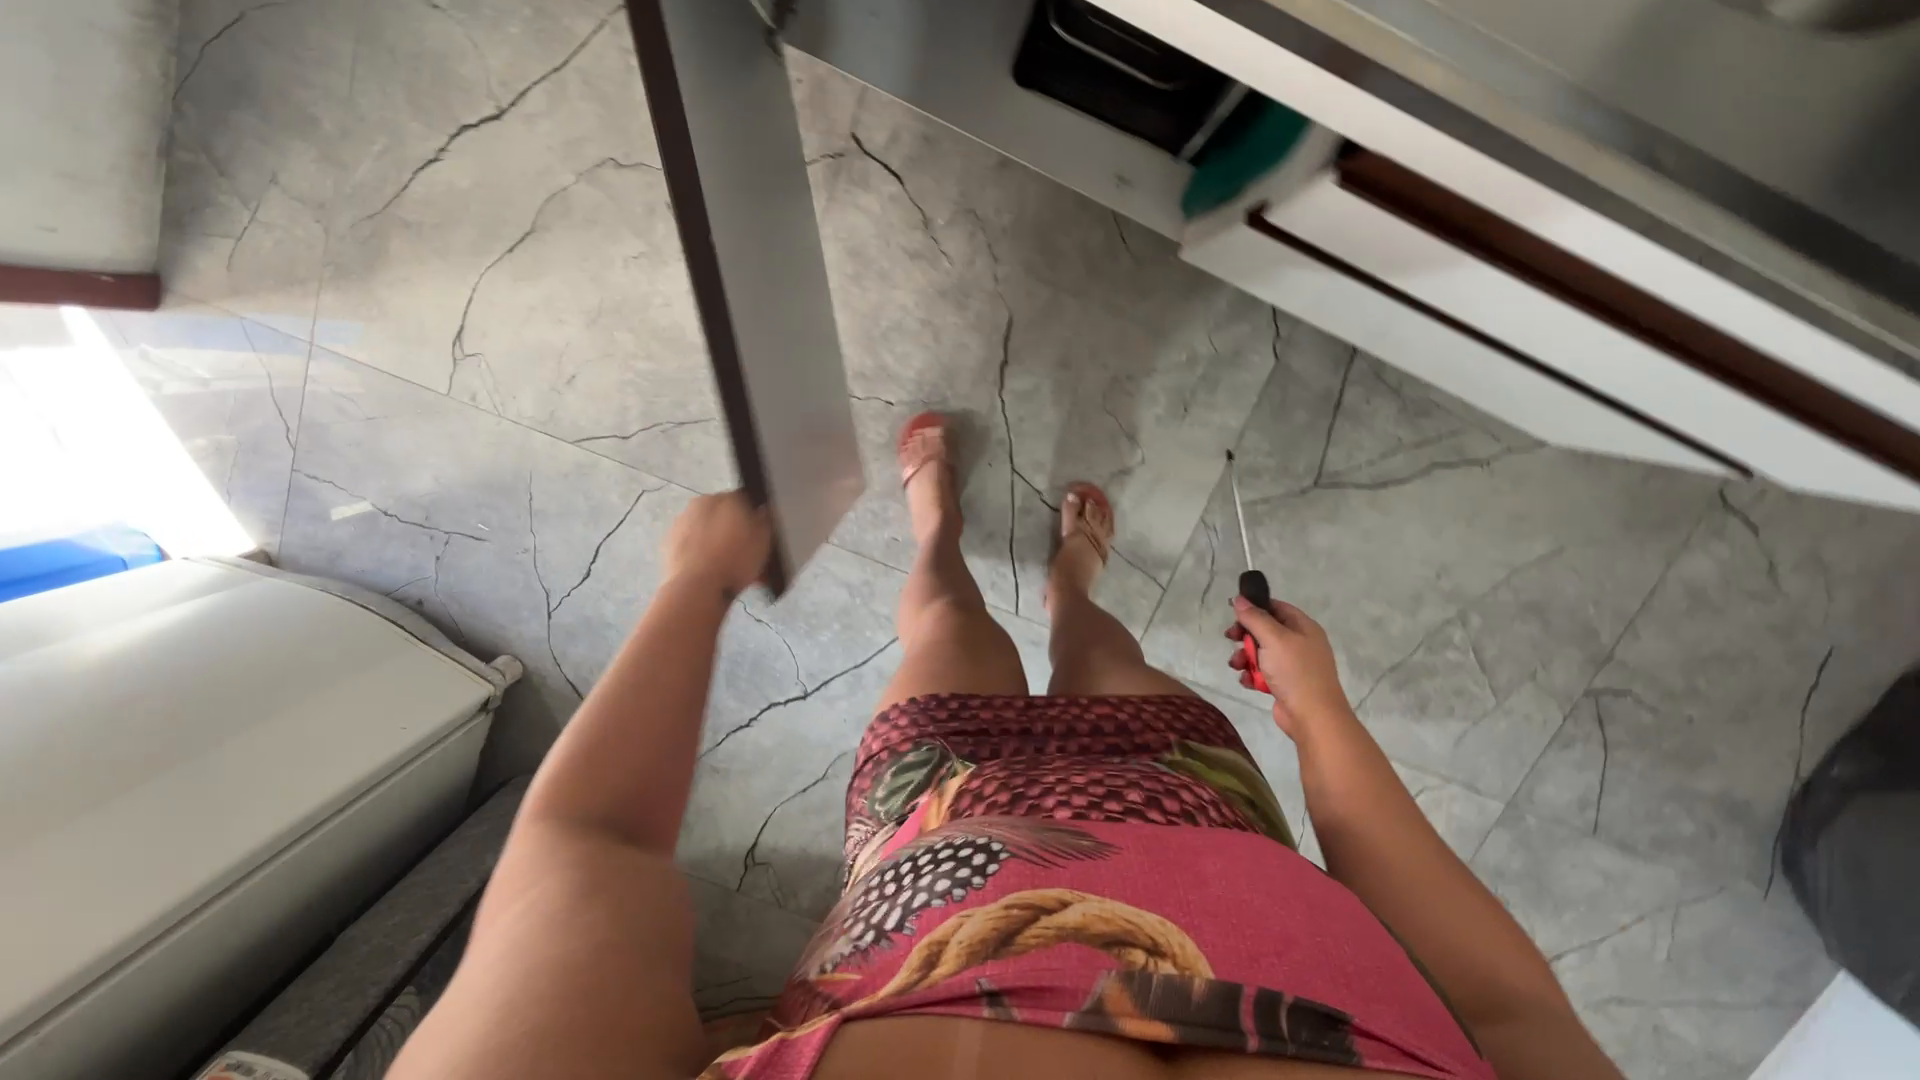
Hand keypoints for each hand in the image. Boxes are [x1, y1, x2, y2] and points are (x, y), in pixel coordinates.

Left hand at [662, 491, 770, 598]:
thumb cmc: (736, 560)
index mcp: (728, 497)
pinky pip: (693, 545)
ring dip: (718, 543)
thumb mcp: (764, 540)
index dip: (756, 518)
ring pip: (708, 531)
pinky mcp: (668, 543)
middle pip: (725, 515)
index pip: (746, 500)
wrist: (697, 587)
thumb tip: (763, 510)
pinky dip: (702, 554)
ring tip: (730, 569)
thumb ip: (766, 520)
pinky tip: (712, 573)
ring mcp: (682, 522)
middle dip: (736, 532)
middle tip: (747, 555)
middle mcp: (702, 503)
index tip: (761, 536)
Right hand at [1226, 596, 1351, 737]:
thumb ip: (1254, 618)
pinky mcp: (1284, 683)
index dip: (1255, 607)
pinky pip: (1263, 672)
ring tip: (1237, 666)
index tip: (1233, 612)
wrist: (1312, 716)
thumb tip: (1239, 599)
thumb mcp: (1273, 639)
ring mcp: (1292, 665)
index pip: (1276, 607)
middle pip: (1265, 630)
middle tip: (1230, 638)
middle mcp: (1299, 643)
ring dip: (1245, 657)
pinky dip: (1253, 675)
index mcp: (1303, 627)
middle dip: (1245, 636)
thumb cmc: (1295, 672)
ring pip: (1261, 653)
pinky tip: (1248, 681)